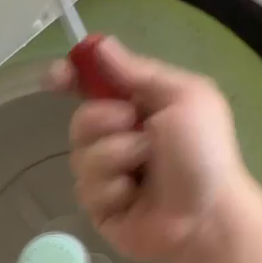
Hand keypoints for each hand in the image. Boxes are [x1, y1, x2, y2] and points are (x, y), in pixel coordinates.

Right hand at [49, 38, 255, 262]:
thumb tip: (98, 45)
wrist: (205, 217)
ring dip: (114, 158)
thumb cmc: (204, 153)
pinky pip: (85, 190)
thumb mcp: (184, 97)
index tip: (57, 78)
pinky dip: (112, 190)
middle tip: (133, 126)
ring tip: (143, 172)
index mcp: (139, 106)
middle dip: (101, 121)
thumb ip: (139, 72)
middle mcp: (118, 137)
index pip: (92, 86)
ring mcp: (107, 175)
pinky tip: (134, 199)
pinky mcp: (99, 208)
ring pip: (80, 157)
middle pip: (79, 121)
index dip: (70, 77)